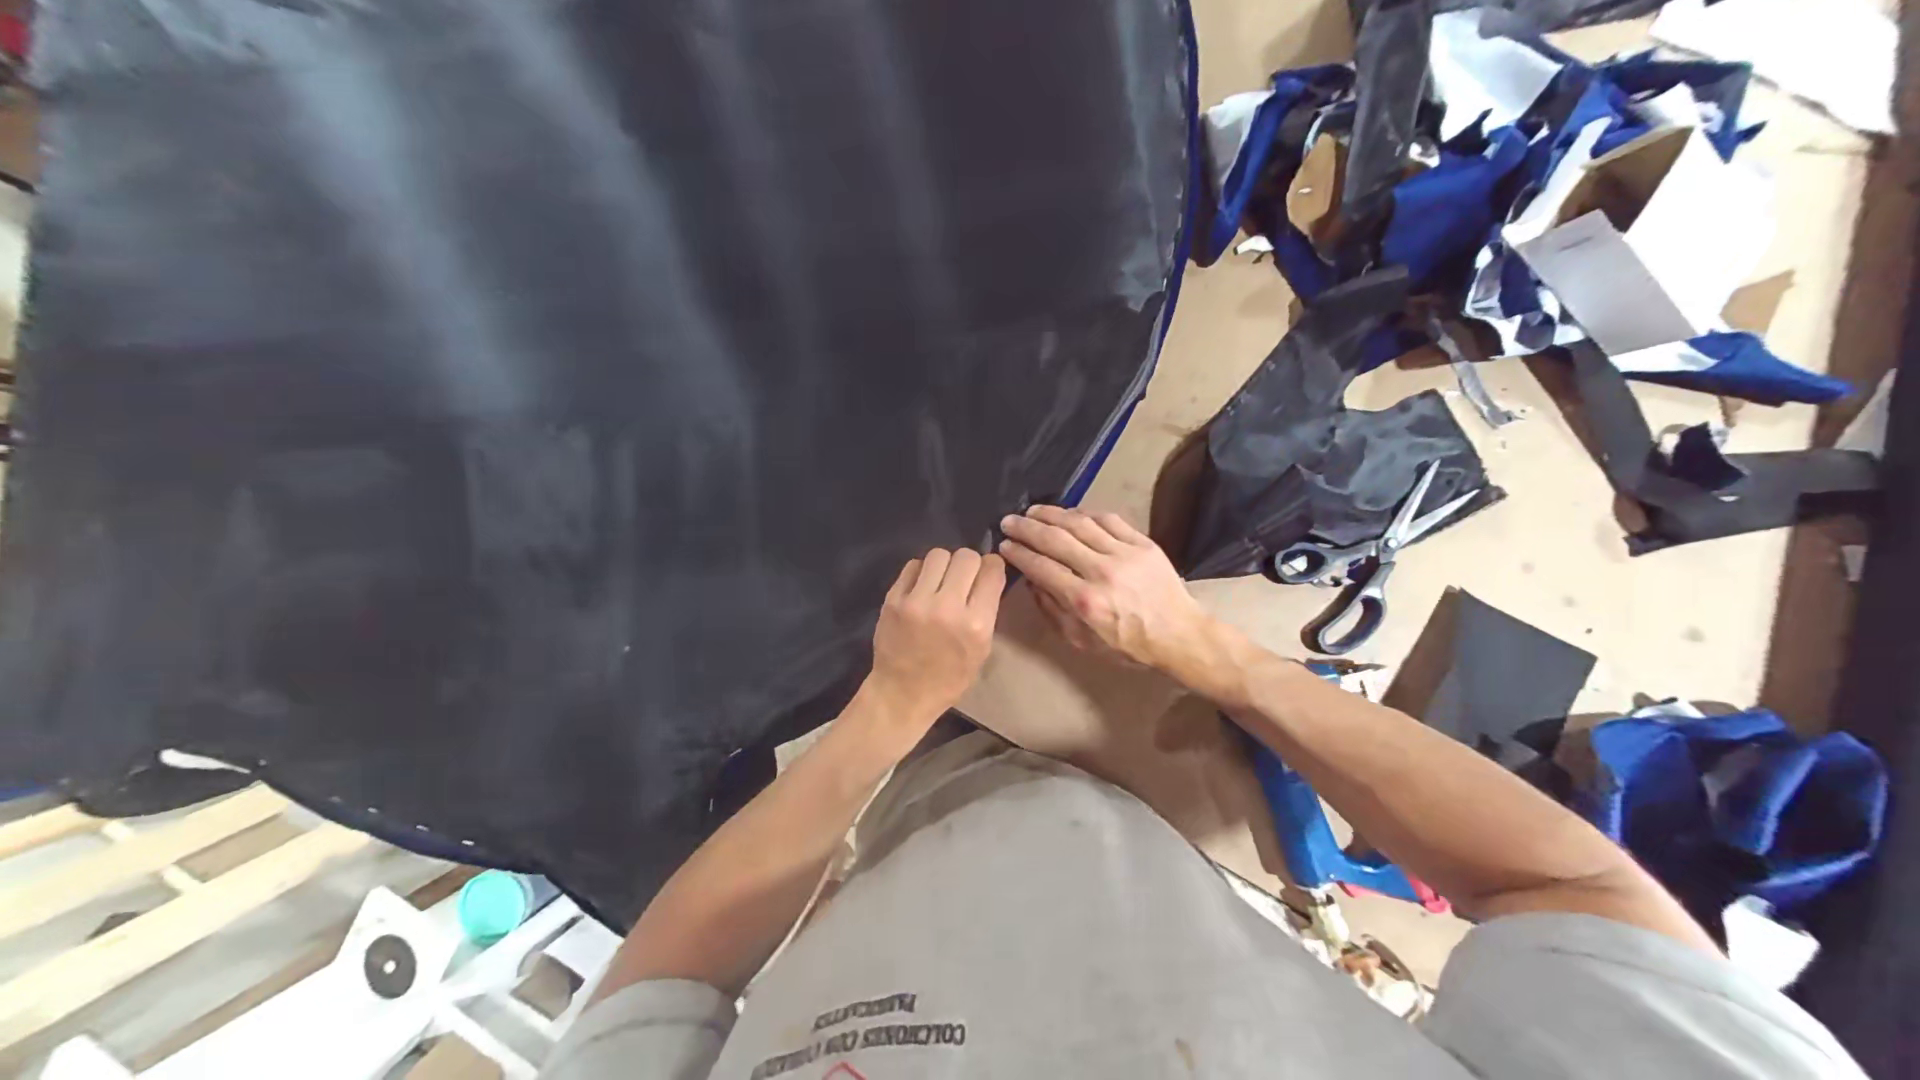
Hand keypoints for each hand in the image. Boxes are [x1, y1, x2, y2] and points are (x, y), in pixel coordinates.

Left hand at [865, 548, 1006, 724]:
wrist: (902, 693)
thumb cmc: (949, 678)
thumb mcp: (982, 649)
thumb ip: (987, 610)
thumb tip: (988, 575)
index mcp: (975, 624)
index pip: (992, 570)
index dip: (992, 567)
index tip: (987, 573)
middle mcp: (947, 608)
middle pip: (966, 556)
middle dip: (970, 563)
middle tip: (964, 578)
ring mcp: (916, 602)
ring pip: (938, 555)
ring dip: (945, 564)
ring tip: (942, 580)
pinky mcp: (893, 599)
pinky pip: (913, 565)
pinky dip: (921, 572)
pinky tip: (922, 587)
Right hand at [997, 506, 1213, 673]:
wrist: (1179, 635)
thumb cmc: (1127, 645)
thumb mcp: (1082, 641)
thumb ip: (1053, 611)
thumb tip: (1032, 582)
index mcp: (1084, 600)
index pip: (1041, 567)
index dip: (1019, 553)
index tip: (1004, 545)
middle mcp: (1101, 571)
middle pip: (1055, 539)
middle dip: (1027, 528)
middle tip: (1009, 521)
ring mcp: (1124, 553)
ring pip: (1080, 523)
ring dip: (1052, 514)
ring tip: (1034, 511)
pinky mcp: (1143, 543)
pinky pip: (1109, 520)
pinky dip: (1086, 513)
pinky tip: (1070, 513)